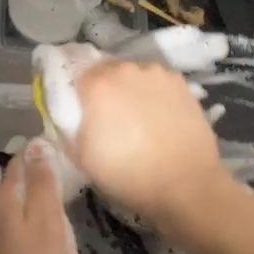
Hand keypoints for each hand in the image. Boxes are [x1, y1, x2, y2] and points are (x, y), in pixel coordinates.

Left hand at [0, 139, 77, 253]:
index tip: (65, 146)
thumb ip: (43, 181)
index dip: (39, 151)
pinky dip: (37, 229)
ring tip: (67, 201)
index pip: (19, 162)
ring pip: (18, 212)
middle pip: (16, 186)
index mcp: (3, 201)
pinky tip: (54, 238)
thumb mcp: (47, 220)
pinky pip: (22, 236)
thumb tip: (36, 141)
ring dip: (38, 204)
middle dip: (39, 176)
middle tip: (71, 172)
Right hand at [69, 59, 227, 229]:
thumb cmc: (128, 174)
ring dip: (130, 89)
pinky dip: (154, 93)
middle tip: (109, 116)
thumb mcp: (82, 158)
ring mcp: (155, 73)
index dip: (77, 93)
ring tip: (138, 117)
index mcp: (96, 85)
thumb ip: (68, 129)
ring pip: (133, 74)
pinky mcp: (179, 81)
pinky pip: (157, 82)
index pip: (75, 74)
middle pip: (105, 70)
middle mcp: (124, 69)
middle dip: (103, 88)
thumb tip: (68, 117)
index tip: (81, 109)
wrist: (185, 184)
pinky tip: (160, 117)